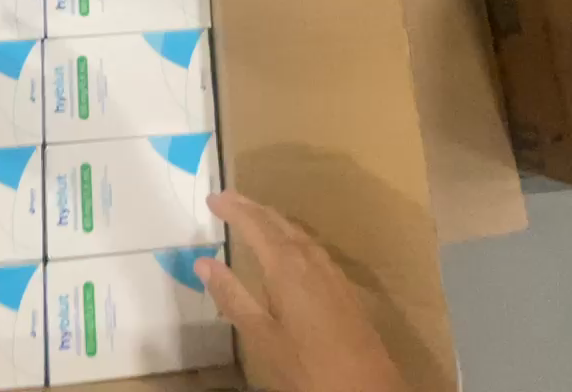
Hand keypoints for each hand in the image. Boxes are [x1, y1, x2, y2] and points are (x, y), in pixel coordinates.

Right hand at [195, 191, 405, 391]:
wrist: (369, 390)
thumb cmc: (308, 366)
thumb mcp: (262, 338)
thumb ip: (232, 297)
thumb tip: (202, 261)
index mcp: (286, 266)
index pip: (254, 224)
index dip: (232, 209)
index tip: (211, 198)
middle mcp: (309, 258)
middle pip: (276, 221)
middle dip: (250, 207)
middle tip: (226, 198)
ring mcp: (330, 269)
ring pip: (295, 230)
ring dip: (270, 218)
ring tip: (252, 214)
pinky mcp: (342, 284)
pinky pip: (310, 244)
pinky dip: (290, 234)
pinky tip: (290, 247)